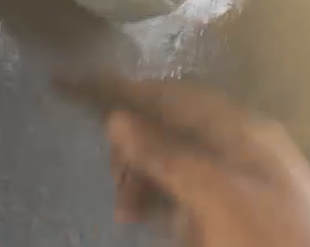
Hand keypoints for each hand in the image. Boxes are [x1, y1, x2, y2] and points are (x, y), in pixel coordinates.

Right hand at [79, 78, 309, 246]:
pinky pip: (185, 193)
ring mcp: (241, 182)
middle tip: (117, 189)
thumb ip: (164, 155)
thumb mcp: (216, 200)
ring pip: (171, 162)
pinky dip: (163, 203)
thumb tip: (117, 118)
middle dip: (132, 151)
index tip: (67, 85)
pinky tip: (157, 225)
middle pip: (164, 127)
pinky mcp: (238, 216)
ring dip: (143, 182)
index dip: (117, 88)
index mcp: (242, 131)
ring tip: (131, 216)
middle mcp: (241, 146)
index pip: (165, 92)